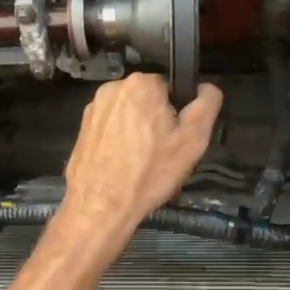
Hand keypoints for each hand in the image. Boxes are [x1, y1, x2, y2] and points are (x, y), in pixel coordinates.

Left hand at [62, 74, 222, 237]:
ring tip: (141, 162)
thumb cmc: (150, 173)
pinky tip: (122, 166)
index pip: (170, 88)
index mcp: (142, 83)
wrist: (101, 206)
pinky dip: (118, 142)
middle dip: (155, 121)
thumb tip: (206, 87)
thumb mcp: (193, 140)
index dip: (176, 113)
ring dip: (136, 132)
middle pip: (147, 100)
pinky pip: (109, 128)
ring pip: (127, 115)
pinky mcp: (82, 128)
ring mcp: (93, 108)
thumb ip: (206, 105)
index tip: (174, 137)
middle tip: (160, 153)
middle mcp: (113, 88)